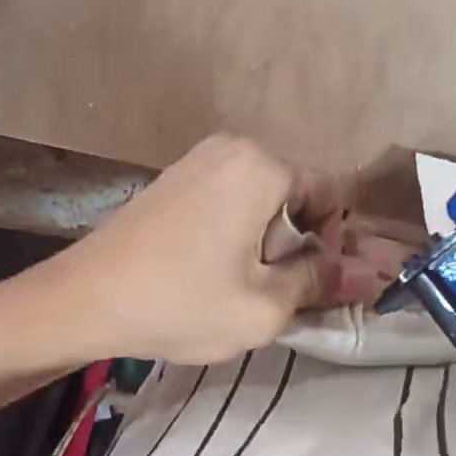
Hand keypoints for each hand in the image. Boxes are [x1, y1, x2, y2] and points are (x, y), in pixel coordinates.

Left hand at [6, 134, 390, 364]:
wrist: (82, 302)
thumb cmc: (178, 304)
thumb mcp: (262, 307)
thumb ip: (322, 283)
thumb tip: (374, 272)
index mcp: (262, 165)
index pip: (333, 196)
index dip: (337, 244)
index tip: (319, 287)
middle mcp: (231, 149)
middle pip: (294, 198)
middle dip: (296, 246)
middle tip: (273, 297)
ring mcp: (194, 163)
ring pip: (258, 205)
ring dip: (262, 247)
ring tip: (236, 291)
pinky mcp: (170, 185)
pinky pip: (224, 207)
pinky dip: (231, 240)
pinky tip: (207, 277)